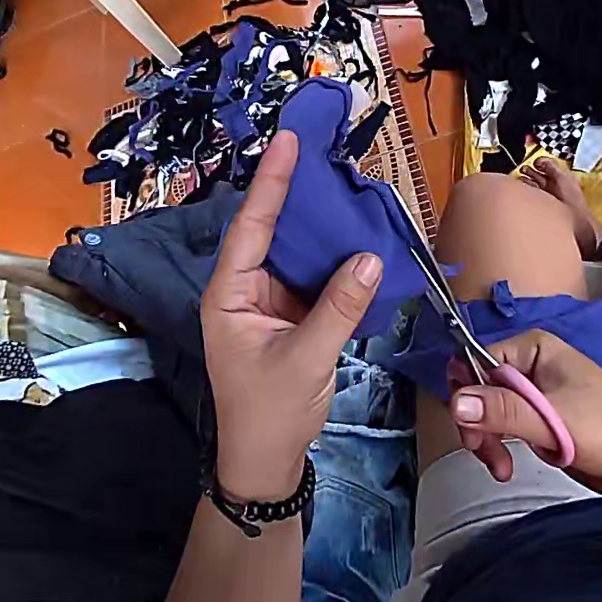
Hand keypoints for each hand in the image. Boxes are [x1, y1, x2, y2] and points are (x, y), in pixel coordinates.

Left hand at [201, 130, 382, 499]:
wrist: (268, 459)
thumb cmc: (271, 412)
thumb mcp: (305, 360)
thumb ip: (338, 309)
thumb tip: (371, 259)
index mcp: (230, 295)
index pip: (250, 228)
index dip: (270, 184)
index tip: (288, 143)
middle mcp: (247, 288)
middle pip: (272, 231)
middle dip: (298, 195)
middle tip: (326, 154)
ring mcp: (272, 300)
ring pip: (297, 252)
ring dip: (322, 227)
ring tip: (347, 186)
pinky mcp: (295, 313)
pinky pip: (316, 275)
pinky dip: (337, 258)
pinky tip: (358, 237)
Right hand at [449, 331, 601, 496]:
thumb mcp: (554, 422)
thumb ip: (504, 411)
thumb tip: (455, 401)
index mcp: (533, 348)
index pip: (476, 362)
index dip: (468, 396)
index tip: (474, 432)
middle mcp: (529, 363)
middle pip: (478, 388)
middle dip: (478, 424)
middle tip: (488, 456)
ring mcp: (533, 391)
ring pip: (487, 410)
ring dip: (488, 440)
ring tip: (502, 468)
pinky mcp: (538, 417)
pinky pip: (503, 425)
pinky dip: (500, 446)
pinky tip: (508, 466)